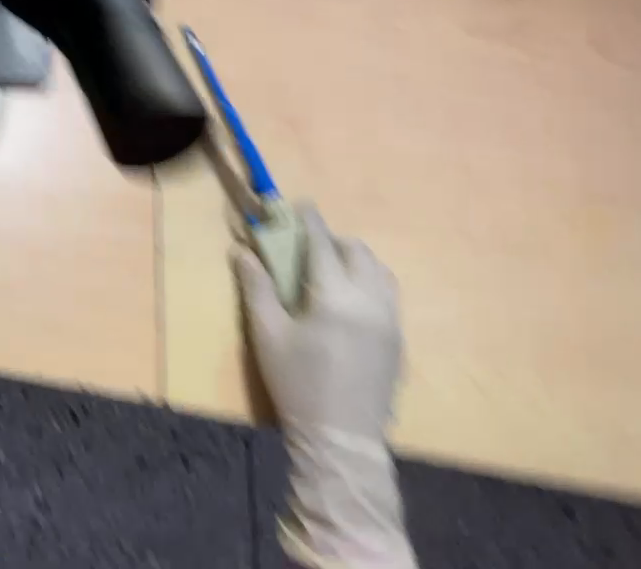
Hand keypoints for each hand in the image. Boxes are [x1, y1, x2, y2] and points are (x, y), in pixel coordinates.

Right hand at [235, 208, 416, 568]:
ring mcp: (390, 321)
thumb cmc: (296, 380)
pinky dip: (367, 282)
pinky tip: (345, 299)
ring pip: (380, 272)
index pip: (323, 244)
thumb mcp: (267, 332)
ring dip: (355, 260)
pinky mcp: (398, 340)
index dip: (309, 221)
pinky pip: (387, 295)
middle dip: (332, 240)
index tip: (298, 205)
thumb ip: (256, 286)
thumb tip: (242, 250)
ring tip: (328, 269)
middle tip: (305, 245)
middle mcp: (370, 301)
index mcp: (335, 296)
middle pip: (358, 253)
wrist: (341, 436)